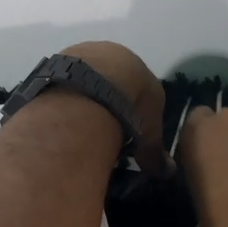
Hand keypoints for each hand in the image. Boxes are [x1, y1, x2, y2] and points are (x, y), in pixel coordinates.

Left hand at [59, 41, 172, 177]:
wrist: (91, 88)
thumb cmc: (130, 107)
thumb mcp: (148, 134)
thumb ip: (155, 152)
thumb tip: (169, 172)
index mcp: (137, 66)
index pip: (138, 87)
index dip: (133, 110)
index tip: (126, 131)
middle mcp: (111, 54)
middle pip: (110, 80)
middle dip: (108, 102)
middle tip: (103, 129)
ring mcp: (83, 53)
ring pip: (86, 78)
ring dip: (84, 97)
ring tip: (79, 124)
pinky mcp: (58, 59)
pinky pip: (64, 80)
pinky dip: (65, 95)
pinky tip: (62, 114)